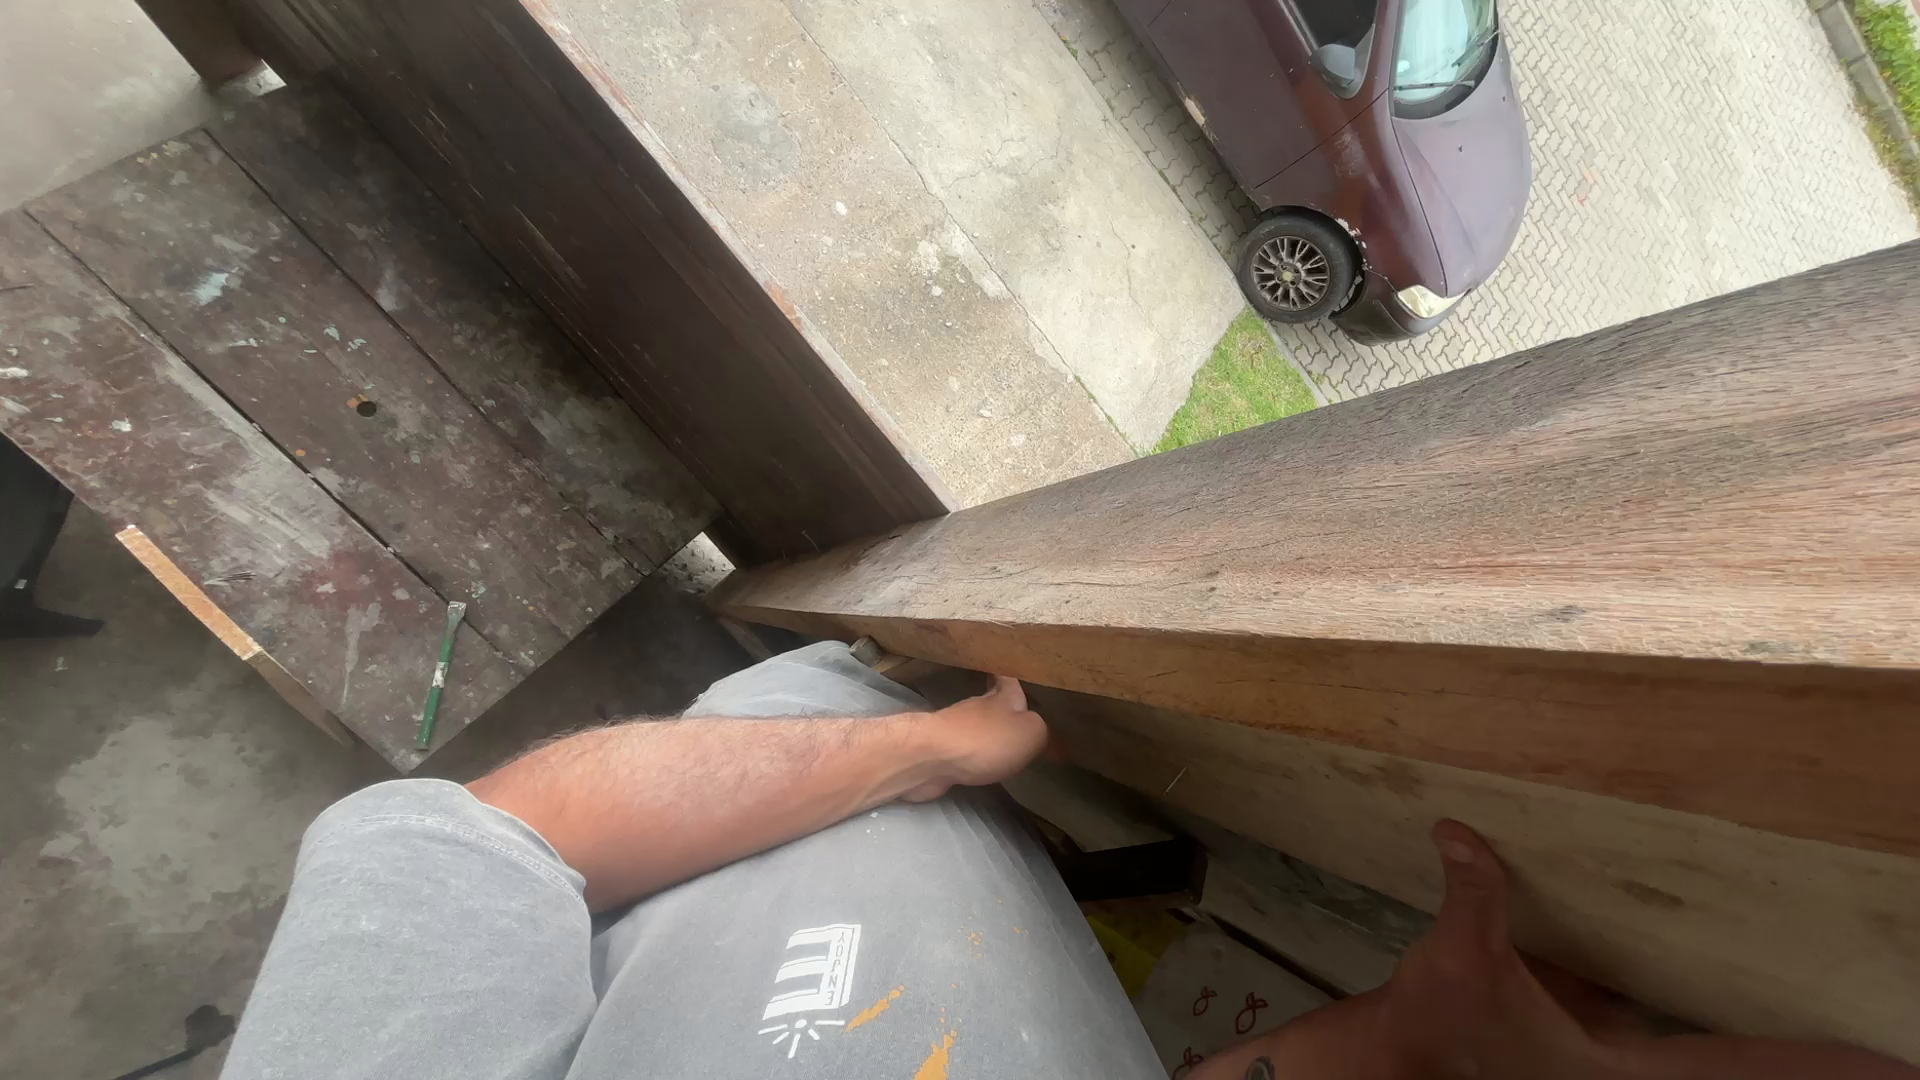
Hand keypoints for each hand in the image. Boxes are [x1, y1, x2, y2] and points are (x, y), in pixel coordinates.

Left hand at [900, 676, 1047, 801]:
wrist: (932, 757)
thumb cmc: (986, 739)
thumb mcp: (1031, 733)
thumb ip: (1039, 730)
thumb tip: (1036, 730)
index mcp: (1002, 698)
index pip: (1007, 677)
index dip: (1011, 674)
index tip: (1012, 667)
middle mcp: (977, 707)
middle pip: (992, 701)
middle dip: (1003, 707)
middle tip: (1018, 713)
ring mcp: (955, 728)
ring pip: (976, 725)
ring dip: (987, 731)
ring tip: (1004, 743)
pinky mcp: (940, 750)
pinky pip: (963, 748)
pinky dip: (972, 753)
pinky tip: (980, 764)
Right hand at [1195, 821, 1919, 1079]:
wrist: (1404, 1063)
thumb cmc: (1446, 1026)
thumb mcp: (1459, 958)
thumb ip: (1471, 896)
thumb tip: (1456, 829)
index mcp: (1625, 1070)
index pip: (1747, 1071)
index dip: (1826, 1070)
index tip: (1903, 1062)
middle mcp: (1631, 1075)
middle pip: (1736, 1071)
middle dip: (1798, 1061)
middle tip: (1880, 1046)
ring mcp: (1609, 1068)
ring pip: (1695, 1057)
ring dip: (1741, 1044)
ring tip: (1795, 1018)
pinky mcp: (1581, 1051)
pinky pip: (1652, 1036)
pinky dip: (1678, 1019)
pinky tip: (1665, 978)